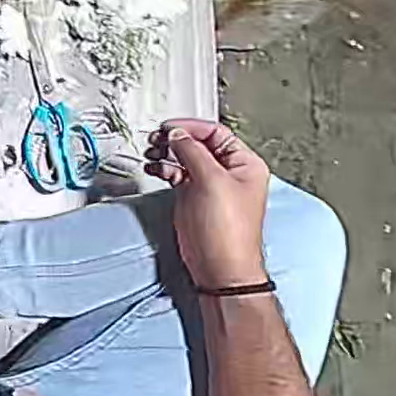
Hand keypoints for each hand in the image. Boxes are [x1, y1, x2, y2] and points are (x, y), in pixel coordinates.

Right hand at [146, 119, 269, 290]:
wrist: (219, 268)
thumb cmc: (228, 233)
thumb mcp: (211, 181)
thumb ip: (193, 152)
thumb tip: (178, 134)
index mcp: (244, 164)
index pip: (215, 132)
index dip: (190, 127)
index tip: (169, 127)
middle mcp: (228, 172)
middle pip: (198, 143)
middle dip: (175, 139)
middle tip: (157, 139)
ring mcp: (209, 184)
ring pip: (184, 157)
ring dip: (166, 152)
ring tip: (152, 152)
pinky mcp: (193, 197)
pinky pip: (176, 173)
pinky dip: (163, 168)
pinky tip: (153, 168)